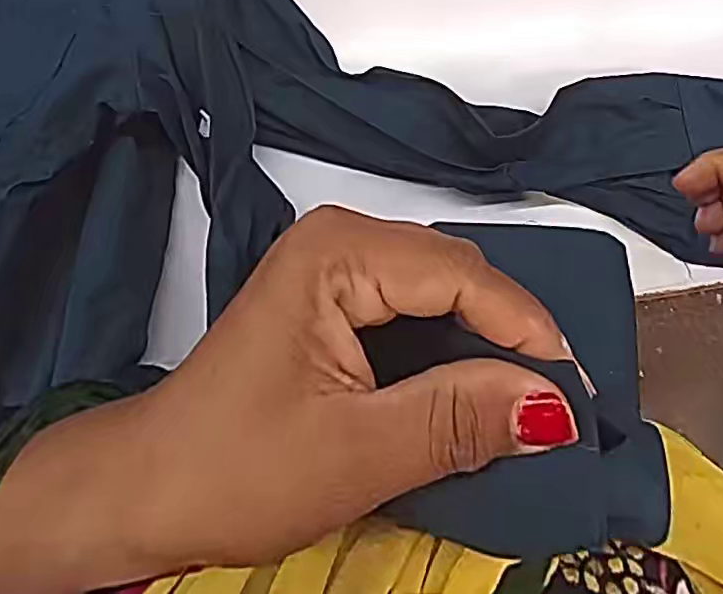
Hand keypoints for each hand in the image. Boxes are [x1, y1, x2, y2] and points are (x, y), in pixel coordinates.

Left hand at [0, 207, 580, 593]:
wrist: (148, 488)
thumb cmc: (232, 469)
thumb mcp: (353, 454)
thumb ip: (455, 420)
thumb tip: (553, 408)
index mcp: (338, 250)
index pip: (460, 274)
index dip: (525, 329)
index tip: (574, 395)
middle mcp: (345, 235)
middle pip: (457, 273)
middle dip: (512, 333)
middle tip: (559, 400)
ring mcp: (343, 259)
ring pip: (446, 286)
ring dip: (489, 339)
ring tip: (532, 394)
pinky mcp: (344, 290)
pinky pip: (423, 303)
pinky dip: (458, 342)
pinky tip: (481, 380)